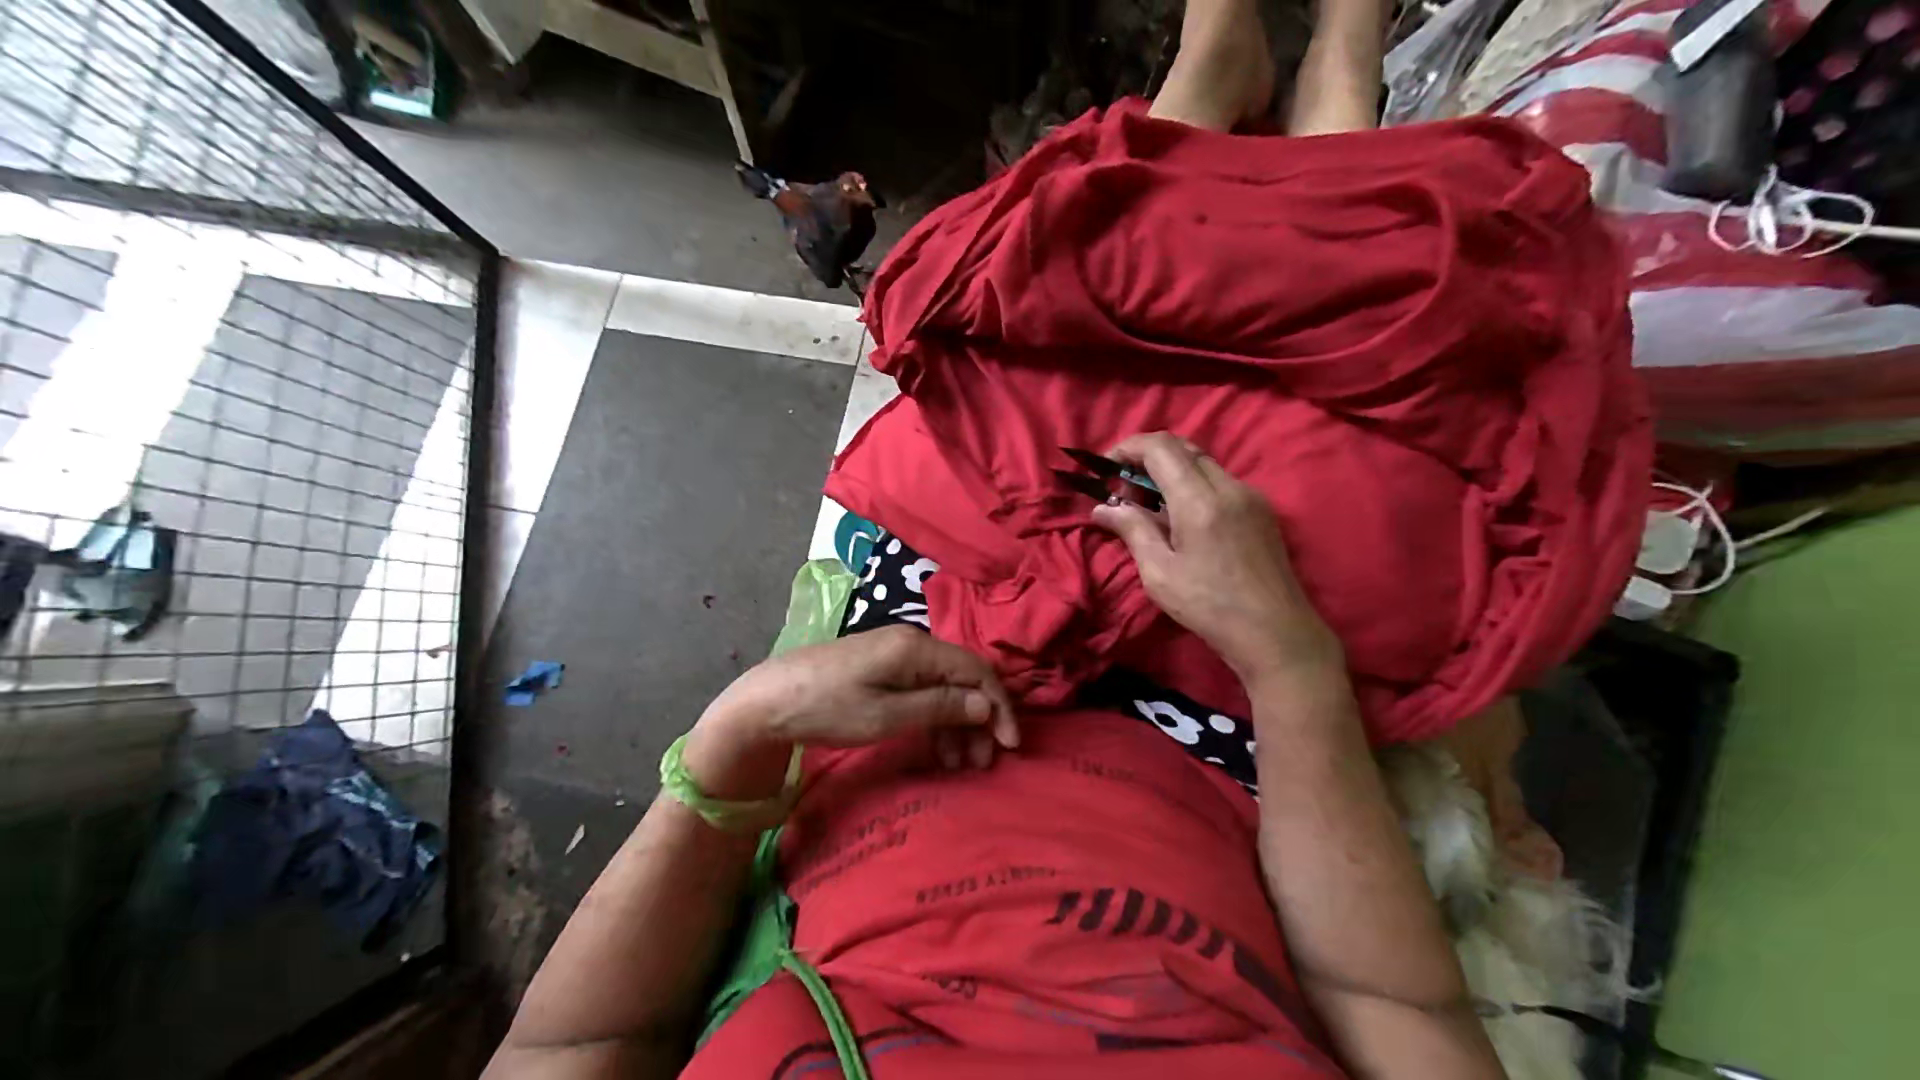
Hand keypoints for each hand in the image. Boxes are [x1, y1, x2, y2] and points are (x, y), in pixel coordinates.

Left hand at [683, 626, 1019, 799]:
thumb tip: (986, 704)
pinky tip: (936, 747)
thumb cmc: (826, 708)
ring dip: (958, 723)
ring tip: (959, 763)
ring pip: (944, 686)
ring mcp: (896, 654)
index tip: (1010, 745)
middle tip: (981, 763)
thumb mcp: (886, 716)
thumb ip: (940, 707)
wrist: (766, 700)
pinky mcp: (883, 668)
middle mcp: (912, 643)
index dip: (999, 706)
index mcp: (916, 648)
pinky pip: (923, 690)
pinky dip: (935, 717)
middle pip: (963, 678)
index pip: (976, 670)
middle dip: (979, 720)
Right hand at [1091, 432, 1343, 691]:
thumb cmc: (1209, 607)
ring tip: (1151, 507)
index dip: (1129, 447)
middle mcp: (1229, 487)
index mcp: (1200, 500)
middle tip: (1126, 490)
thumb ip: (1132, 530)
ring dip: (1171, 472)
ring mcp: (1251, 496)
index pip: (1161, 447)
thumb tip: (1102, 508)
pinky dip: (1194, 486)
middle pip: (1184, 448)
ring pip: (1204, 464)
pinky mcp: (1262, 510)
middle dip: (1148, 458)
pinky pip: (1221, 481)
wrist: (1275, 633)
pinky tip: (1183, 520)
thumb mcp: (1159, 573)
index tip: (1107, 468)